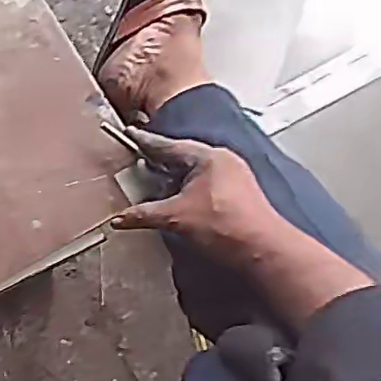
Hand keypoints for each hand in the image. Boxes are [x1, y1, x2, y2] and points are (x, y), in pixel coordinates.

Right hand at [111, 128, 374, 326]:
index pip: (168, 146)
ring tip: (151, 182)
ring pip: (192, 171)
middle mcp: (222, 162)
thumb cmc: (225, 225)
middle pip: (181, 156)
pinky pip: (201, 184)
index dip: (145, 141)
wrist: (261, 248)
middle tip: (136, 158)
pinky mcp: (234, 193)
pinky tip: (172, 199)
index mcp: (208, 158)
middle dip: (158, 160)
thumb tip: (118, 218)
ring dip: (171, 177)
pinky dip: (183, 189)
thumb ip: (143, 214)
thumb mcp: (174, 217)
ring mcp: (231, 176)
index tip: (130, 133)